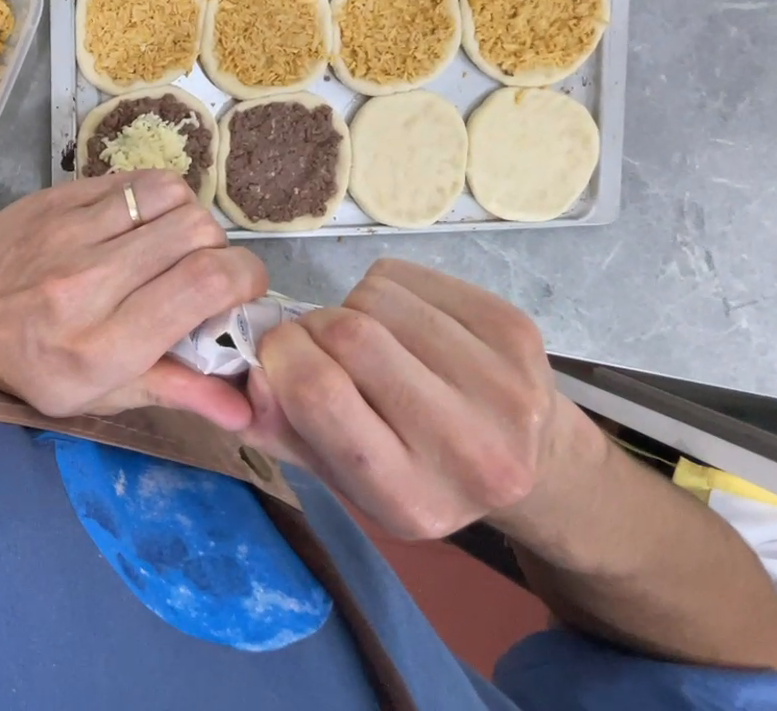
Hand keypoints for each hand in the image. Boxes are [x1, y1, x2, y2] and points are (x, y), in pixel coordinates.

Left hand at [0, 171, 266, 429]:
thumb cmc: (30, 363)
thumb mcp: (96, 395)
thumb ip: (172, 393)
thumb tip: (246, 412)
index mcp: (102, 343)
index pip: (203, 285)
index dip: (243, 279)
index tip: (238, 291)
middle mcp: (88, 281)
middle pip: (196, 231)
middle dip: (218, 250)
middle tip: (200, 272)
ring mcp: (68, 230)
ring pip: (169, 194)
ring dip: (186, 217)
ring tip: (170, 244)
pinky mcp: (57, 198)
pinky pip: (132, 178)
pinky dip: (151, 198)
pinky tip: (137, 223)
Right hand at [242, 258, 607, 540]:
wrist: (529, 463)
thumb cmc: (411, 469)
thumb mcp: (336, 475)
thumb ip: (278, 427)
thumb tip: (247, 368)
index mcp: (409, 497)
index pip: (319, 393)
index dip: (280, 355)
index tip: (276, 353)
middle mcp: (467, 449)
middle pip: (349, 336)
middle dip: (312, 326)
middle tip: (316, 342)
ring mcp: (503, 387)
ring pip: (377, 298)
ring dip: (350, 307)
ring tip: (368, 340)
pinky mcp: (519, 333)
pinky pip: (410, 277)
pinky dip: (385, 287)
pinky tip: (401, 323)